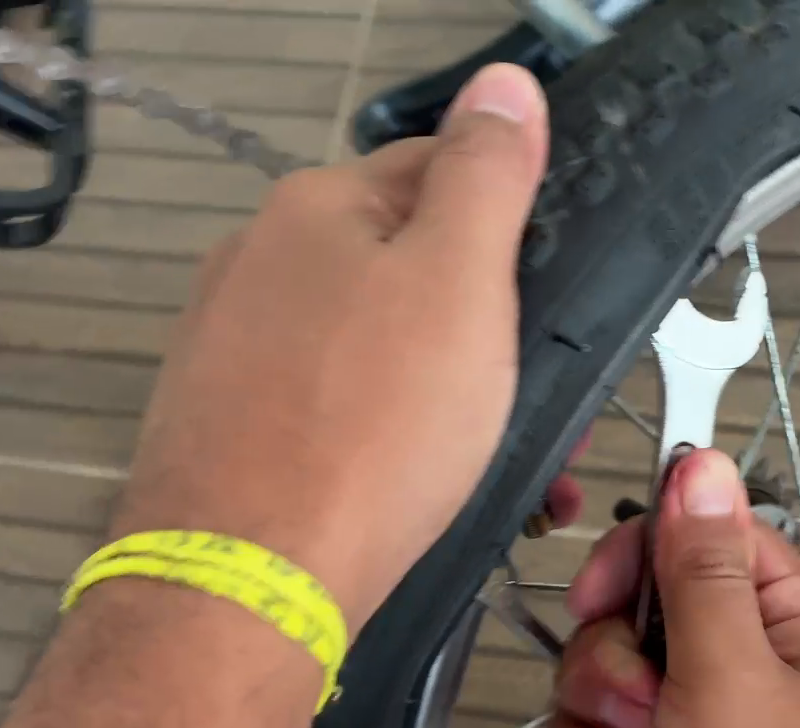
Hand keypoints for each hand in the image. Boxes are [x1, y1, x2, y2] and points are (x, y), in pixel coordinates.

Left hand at [110, 64, 564, 631]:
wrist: (260, 571)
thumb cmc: (375, 424)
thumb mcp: (462, 286)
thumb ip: (489, 178)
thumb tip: (508, 84)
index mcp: (324, 210)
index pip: (447, 174)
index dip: (519, 230)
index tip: (555, 302)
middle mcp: (271, 261)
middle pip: (420, 271)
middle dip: (500, 332)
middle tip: (548, 404)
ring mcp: (247, 341)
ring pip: (394, 346)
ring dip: (467, 392)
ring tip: (513, 457)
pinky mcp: (245, 415)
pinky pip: (355, 402)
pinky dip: (410, 430)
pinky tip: (440, 476)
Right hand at [548, 450, 799, 727]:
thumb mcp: (733, 685)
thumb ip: (705, 572)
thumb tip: (703, 467)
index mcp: (795, 628)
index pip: (702, 541)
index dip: (638, 562)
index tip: (600, 600)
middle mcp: (751, 673)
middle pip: (630, 625)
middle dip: (615, 688)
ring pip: (593, 706)